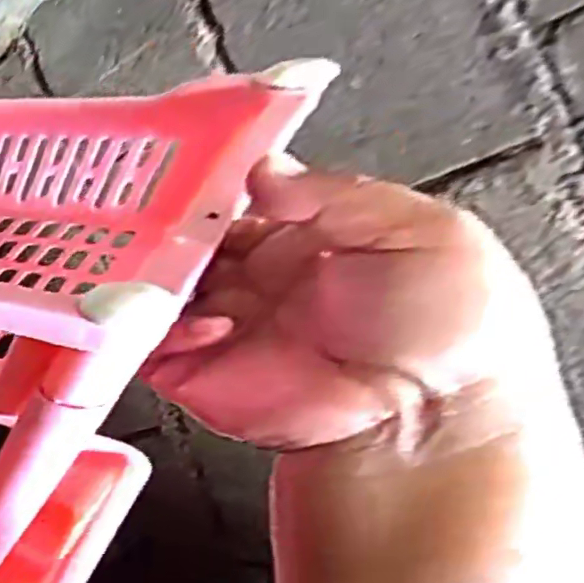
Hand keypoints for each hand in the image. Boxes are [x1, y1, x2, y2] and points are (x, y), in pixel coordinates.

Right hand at [141, 154, 552, 454]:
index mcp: (289, 248)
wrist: (414, 413)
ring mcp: (209, 330)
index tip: (173, 197)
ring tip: (170, 285)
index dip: (195, 209)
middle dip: (161, 249)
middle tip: (153, 240)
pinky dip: (158, 333)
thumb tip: (262, 169)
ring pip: (150, 300)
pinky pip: (143, 345)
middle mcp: (241, 288)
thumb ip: (332, 196)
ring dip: (153, 290)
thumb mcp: (414, 230)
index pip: (221, 220)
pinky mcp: (182, 371)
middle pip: (175, 259)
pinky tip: (206, 329)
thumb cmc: (440, 323)